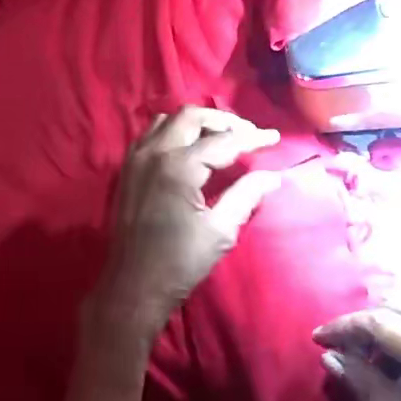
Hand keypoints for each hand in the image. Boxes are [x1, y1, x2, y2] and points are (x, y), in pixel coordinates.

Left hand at [91, 108, 280, 335]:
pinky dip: (174, 132)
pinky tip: (190, 148)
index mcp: (177, 166)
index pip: (222, 141)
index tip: (274, 137)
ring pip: (168, 120)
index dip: (252, 138)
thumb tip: (273, 176)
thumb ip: (246, 196)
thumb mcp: (220, 231)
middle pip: (190, 116)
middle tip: (247, 134)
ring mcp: (135, 158)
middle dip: (222, 120)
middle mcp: (153, 152)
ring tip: (221, 138)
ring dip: (196, 123)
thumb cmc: (178, 262)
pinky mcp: (127, 168)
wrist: (133, 285)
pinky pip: (151, 134)